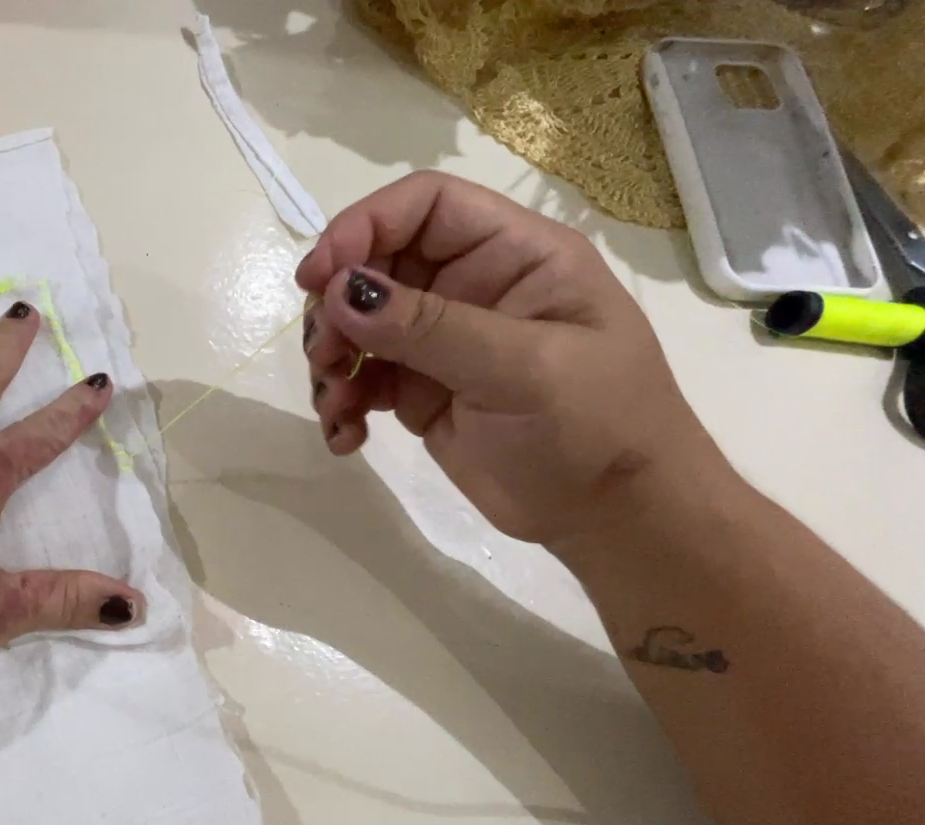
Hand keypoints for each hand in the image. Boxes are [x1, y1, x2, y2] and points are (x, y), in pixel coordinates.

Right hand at [295, 171, 733, 548]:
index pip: (424, 207)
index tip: (317, 279)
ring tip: (337, 408)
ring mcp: (438, 341)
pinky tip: (347, 437)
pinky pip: (358, 380)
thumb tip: (338, 293)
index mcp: (513, 257)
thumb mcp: (519, 370)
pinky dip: (339, 405)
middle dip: (335, 308)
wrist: (608, 515)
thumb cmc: (594, 428)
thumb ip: (428, 328)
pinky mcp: (416, 390)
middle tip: (324, 358)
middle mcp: (469, 288)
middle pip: (374, 266)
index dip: (362, 227)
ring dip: (331, 363)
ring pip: (355, 326)